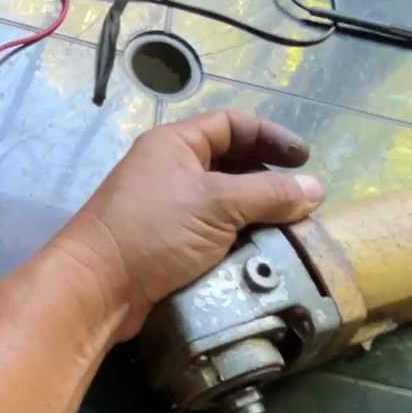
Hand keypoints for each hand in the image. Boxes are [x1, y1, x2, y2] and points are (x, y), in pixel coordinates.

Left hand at [48, 111, 323, 338]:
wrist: (97, 287)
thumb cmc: (152, 230)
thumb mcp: (216, 204)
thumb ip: (268, 194)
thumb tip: (314, 190)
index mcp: (173, 145)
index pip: (231, 125)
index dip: (271, 137)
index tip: (305, 160)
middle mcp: (167, 171)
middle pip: (228, 164)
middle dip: (266, 179)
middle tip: (301, 199)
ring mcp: (165, 209)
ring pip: (221, 204)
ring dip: (254, 215)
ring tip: (289, 231)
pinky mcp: (165, 245)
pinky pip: (210, 234)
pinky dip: (236, 241)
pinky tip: (259, 256)